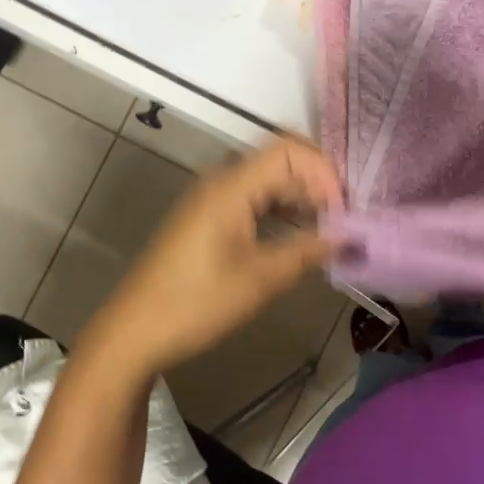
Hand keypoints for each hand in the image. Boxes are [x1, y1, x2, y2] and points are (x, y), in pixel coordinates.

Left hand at [80, 138, 341, 373]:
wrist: (134, 332)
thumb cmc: (197, 303)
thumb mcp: (261, 279)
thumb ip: (308, 250)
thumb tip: (349, 236)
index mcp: (231, 186)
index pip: (289, 151)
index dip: (324, 172)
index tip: (345, 210)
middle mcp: (220, 182)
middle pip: (280, 162)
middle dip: (318, 184)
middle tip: (347, 219)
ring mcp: (211, 201)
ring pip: (267, 183)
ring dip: (301, 200)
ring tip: (331, 231)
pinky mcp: (208, 221)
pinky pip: (253, 202)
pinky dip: (281, 214)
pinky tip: (300, 239)